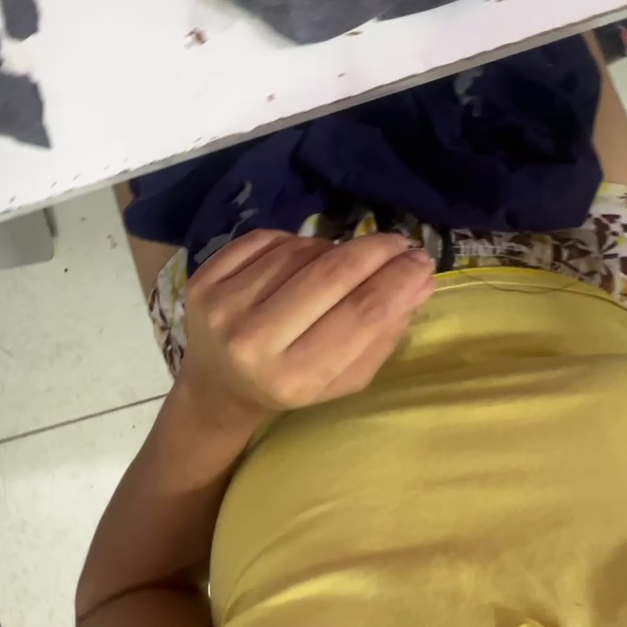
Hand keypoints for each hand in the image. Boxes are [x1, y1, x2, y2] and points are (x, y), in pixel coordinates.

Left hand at [174, 230, 436, 426]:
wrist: (217, 386)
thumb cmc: (290, 386)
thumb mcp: (344, 377)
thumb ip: (384, 333)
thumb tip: (422, 278)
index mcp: (292, 377)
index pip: (361, 314)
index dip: (399, 280)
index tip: (423, 261)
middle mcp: (252, 341)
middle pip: (331, 274)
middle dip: (376, 251)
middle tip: (400, 243)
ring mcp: (222, 307)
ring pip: (299, 251)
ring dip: (333, 248)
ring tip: (345, 261)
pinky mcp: (203, 280)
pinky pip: (265, 240)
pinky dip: (294, 242)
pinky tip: (303, 257)